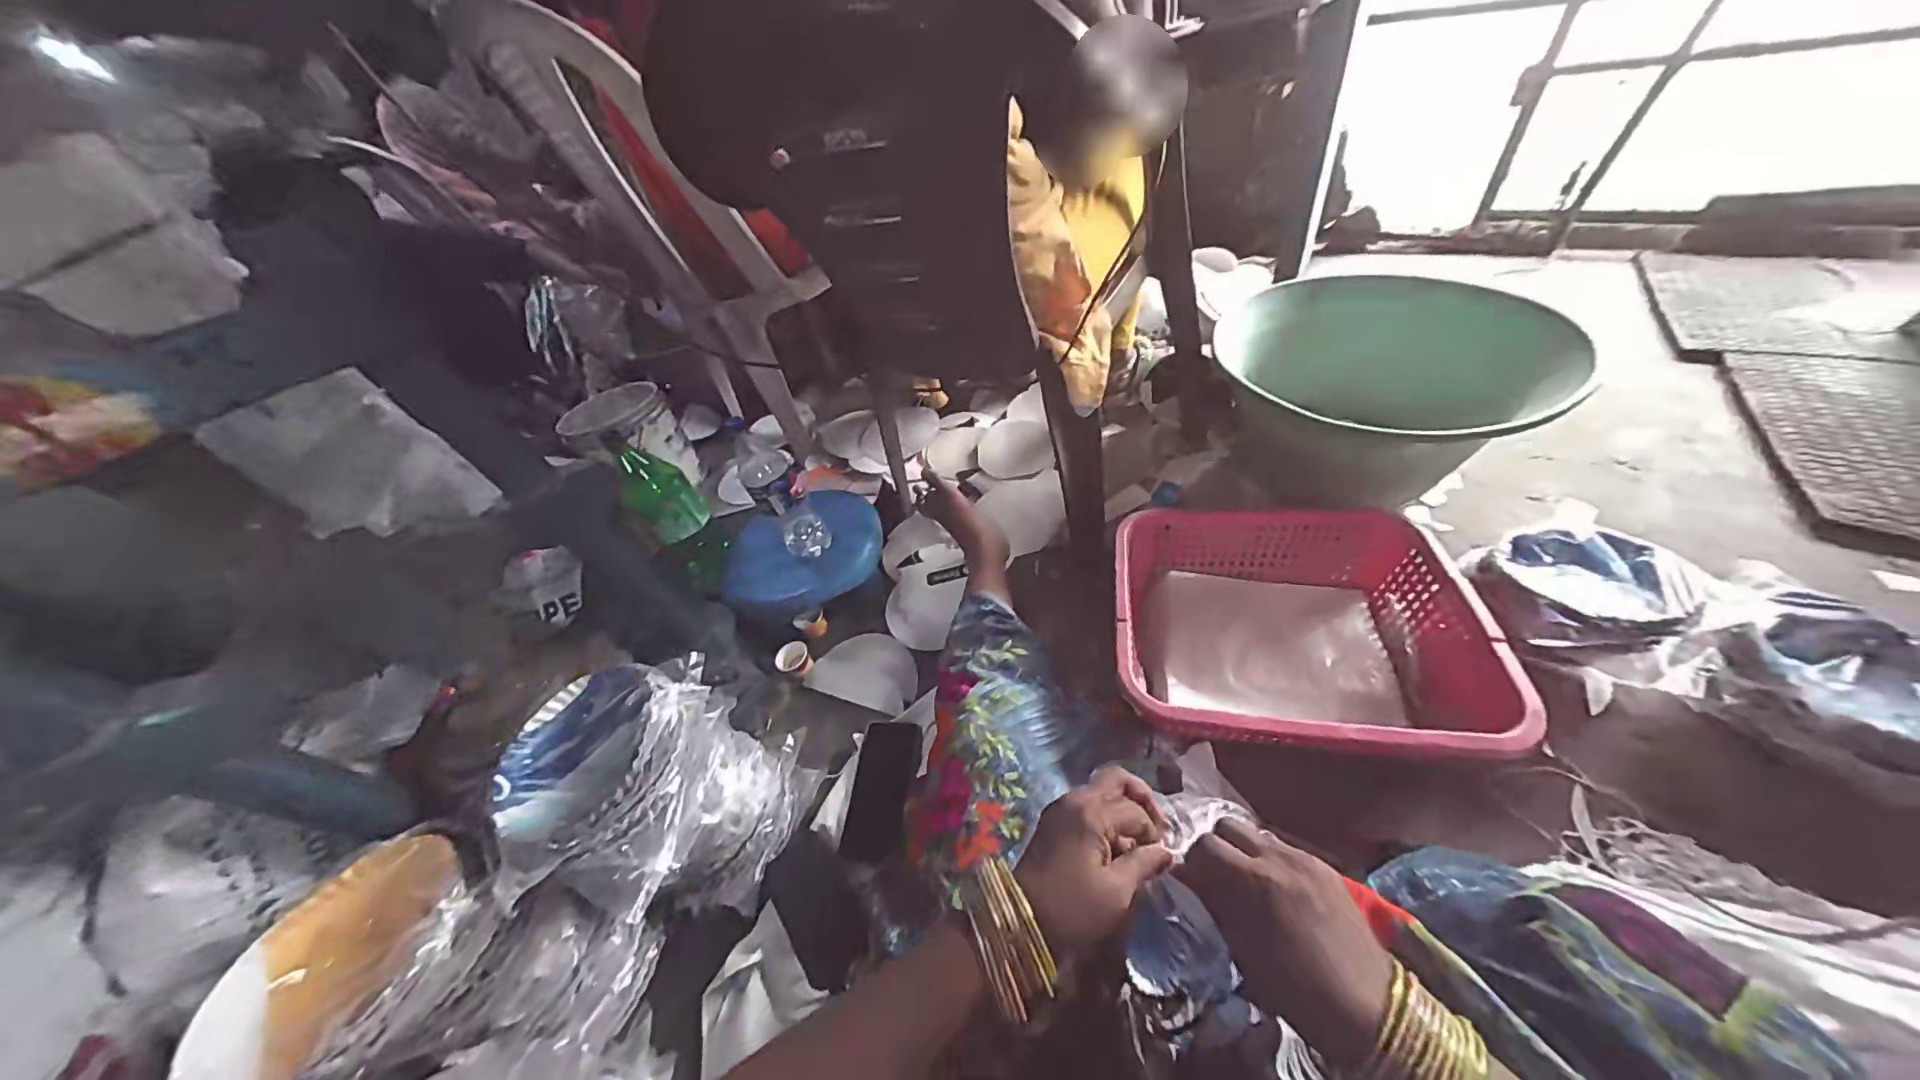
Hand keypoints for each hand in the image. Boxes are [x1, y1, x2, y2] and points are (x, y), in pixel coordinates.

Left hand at [1014, 767, 1174, 956]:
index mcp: (1090, 812)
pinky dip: (1105, 818)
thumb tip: (1165, 852)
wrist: (1022, 921)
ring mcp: (1060, 808)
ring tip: (1138, 844)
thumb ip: (1143, 864)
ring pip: (1101, 792)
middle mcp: (1074, 799)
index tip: (1161, 859)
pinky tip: (1116, 846)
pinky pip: (1086, 806)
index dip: (1153, 834)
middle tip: (1156, 830)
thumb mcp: (1117, 892)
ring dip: (1123, 809)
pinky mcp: (1053, 821)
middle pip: (1116, 781)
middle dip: (1142, 800)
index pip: (1135, 811)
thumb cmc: (1073, 909)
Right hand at [1176, 820, 1392, 1067]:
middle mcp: (1281, 858)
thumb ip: (1215, 905)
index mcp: (1257, 880)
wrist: (1371, 1009)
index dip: (1193, 860)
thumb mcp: (1243, 951)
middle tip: (1215, 875)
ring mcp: (1307, 860)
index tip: (1191, 879)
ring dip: (1244, 851)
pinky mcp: (1327, 869)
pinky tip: (1277, 890)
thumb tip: (1187, 879)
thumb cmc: (1298, 991)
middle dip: (1216, 846)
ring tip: (1246, 882)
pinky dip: (1271, 861)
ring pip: (1258, 834)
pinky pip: (1285, 849)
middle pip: (1228, 826)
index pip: (1206, 844)